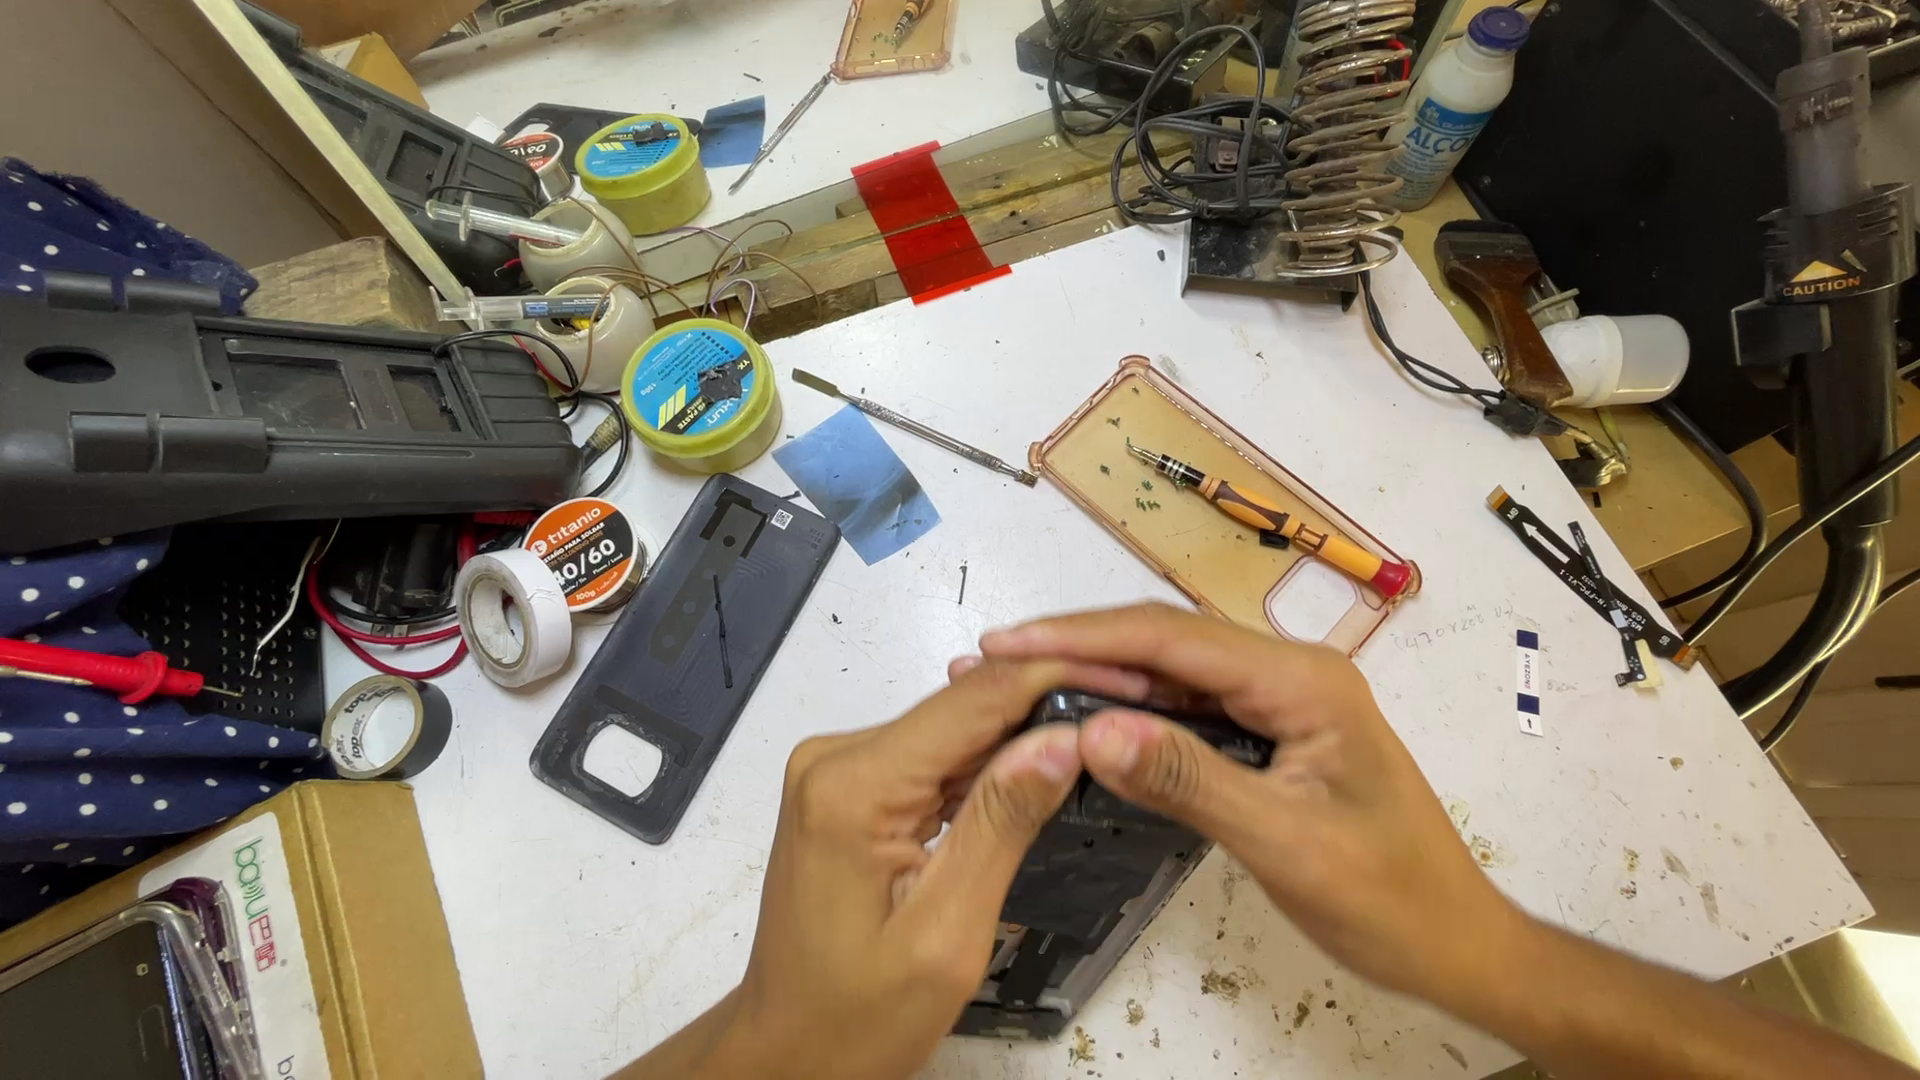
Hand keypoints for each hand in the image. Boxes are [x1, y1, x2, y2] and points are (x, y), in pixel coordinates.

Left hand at [622, 659, 1091, 1079]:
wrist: (787, 1049)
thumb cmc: (860, 1014)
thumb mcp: (948, 932)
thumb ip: (1003, 823)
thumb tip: (1064, 737)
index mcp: (854, 785)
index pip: (971, 701)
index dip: (1049, 676)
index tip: (1121, 676)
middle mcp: (835, 755)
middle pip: (959, 709)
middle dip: (1039, 708)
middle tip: (1117, 716)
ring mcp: (837, 766)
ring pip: (949, 729)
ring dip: (1014, 738)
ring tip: (1082, 746)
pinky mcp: (847, 783)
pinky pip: (928, 757)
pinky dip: (978, 767)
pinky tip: (1022, 781)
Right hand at [974, 603, 1524, 1006]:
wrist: (1459, 944)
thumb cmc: (1388, 899)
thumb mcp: (1285, 843)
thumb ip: (1189, 780)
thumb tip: (1092, 731)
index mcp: (1299, 680)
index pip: (1169, 640)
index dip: (1081, 636)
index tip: (1008, 642)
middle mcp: (1283, 669)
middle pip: (1162, 642)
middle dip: (1075, 645)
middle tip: (995, 658)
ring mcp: (1271, 696)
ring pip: (1166, 670)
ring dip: (1093, 672)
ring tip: (1019, 678)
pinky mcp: (1260, 725)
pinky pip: (1180, 704)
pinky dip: (1125, 707)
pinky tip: (1081, 712)